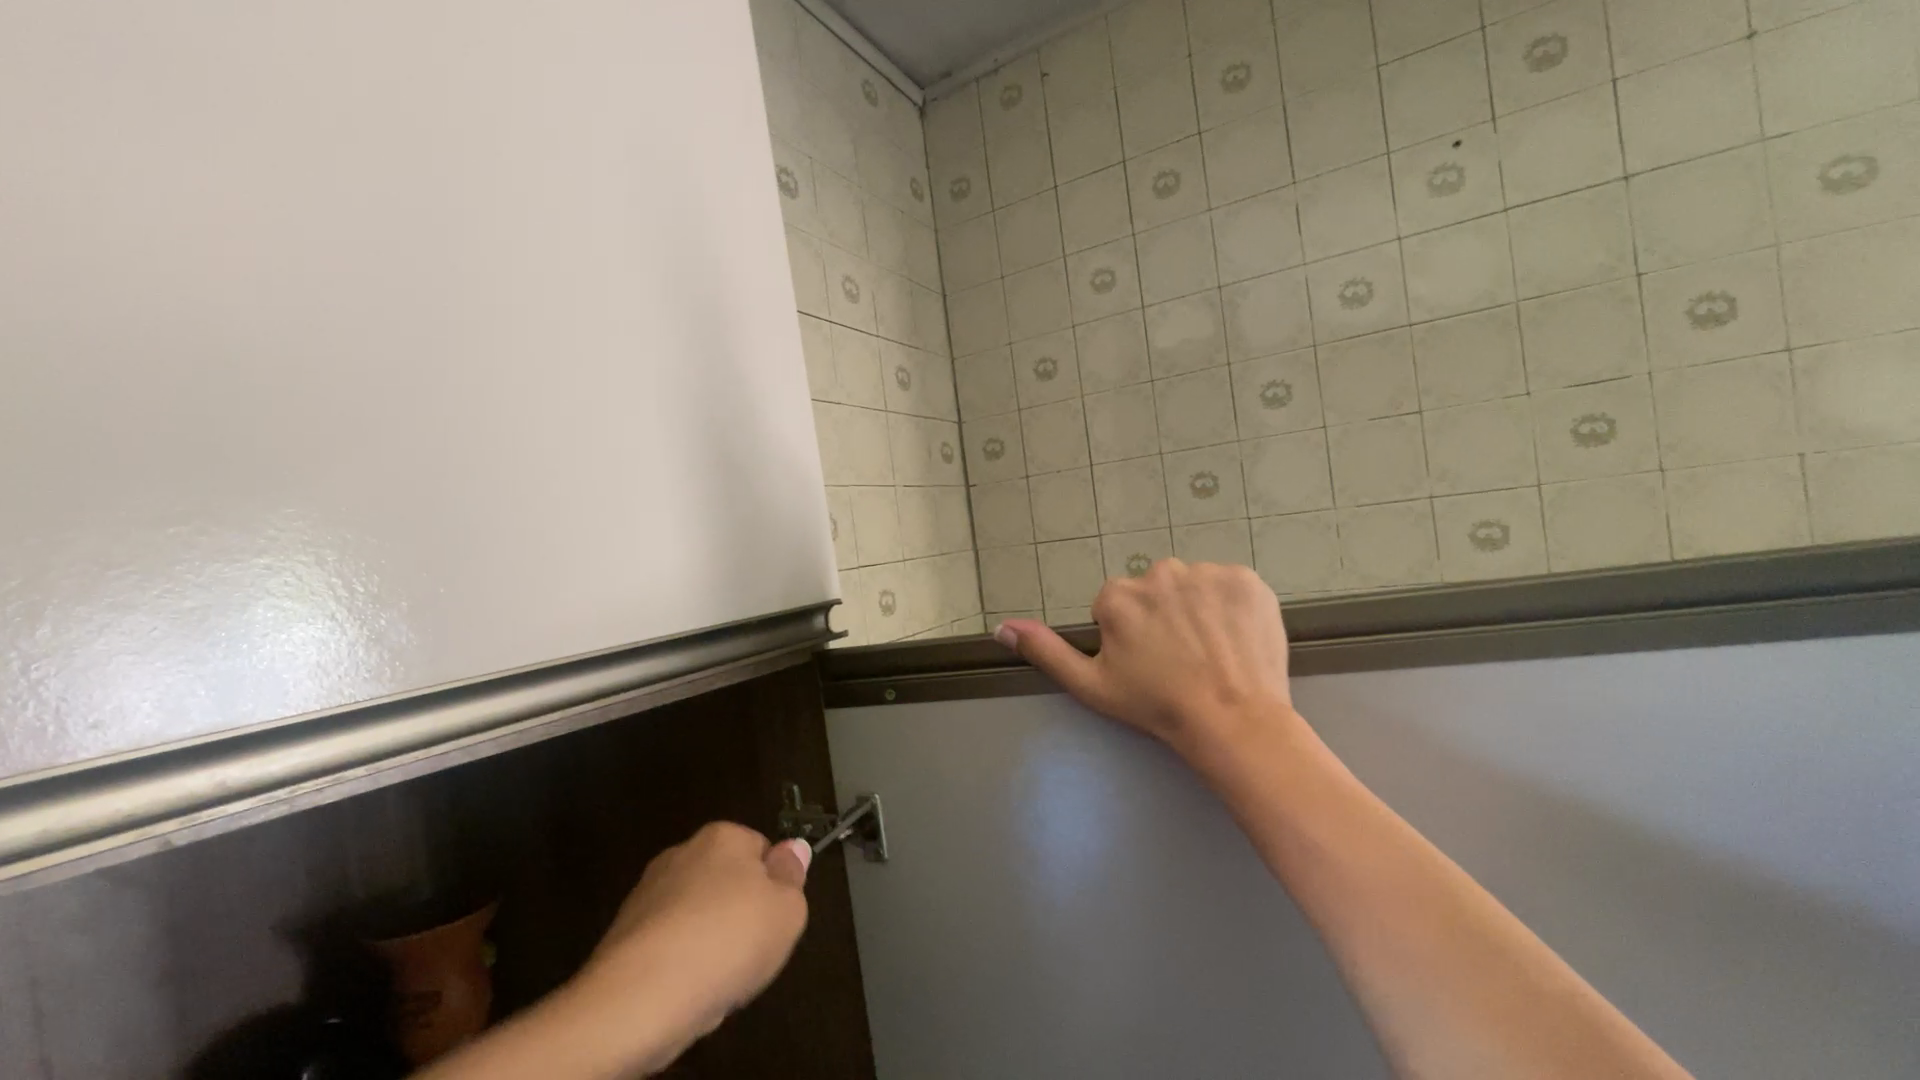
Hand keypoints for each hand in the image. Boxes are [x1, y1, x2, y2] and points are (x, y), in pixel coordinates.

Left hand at [570, 822, 811, 1072]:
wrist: (642, 996)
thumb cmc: (729, 940)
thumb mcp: (788, 910)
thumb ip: (793, 876)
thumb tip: (794, 848)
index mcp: (723, 837)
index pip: (762, 849)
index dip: (775, 884)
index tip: (777, 917)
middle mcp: (681, 854)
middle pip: (725, 880)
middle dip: (739, 911)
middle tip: (754, 948)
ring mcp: (647, 893)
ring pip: (695, 915)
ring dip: (708, 940)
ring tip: (719, 976)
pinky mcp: (623, 934)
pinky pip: (668, 944)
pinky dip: (680, 963)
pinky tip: (688, 988)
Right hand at [994, 559, 1297, 768]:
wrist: (1233, 721)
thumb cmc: (1156, 706)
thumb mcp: (1091, 685)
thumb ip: (1045, 651)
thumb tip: (1002, 627)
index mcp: (1118, 596)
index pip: (1118, 609)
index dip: (1131, 640)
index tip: (1147, 666)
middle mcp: (1160, 572)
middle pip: (1155, 593)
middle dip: (1162, 619)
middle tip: (1178, 661)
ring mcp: (1208, 573)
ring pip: (1193, 588)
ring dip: (1197, 611)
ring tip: (1209, 654)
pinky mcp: (1248, 581)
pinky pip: (1231, 588)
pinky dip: (1232, 609)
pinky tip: (1233, 641)